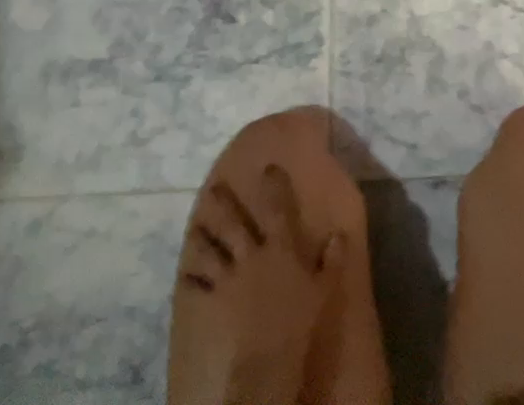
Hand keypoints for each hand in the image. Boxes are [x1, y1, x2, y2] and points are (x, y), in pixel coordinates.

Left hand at [180, 163, 346, 402]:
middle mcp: (251, 255)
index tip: (269, 167)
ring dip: (202, 235)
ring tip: (196, 224)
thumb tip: (339, 234)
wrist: (265, 358)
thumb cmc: (299, 321)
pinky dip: (190, 277)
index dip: (273, 185)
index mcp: (280, 249)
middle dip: (225, 202)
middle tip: (216, 186)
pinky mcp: (211, 298)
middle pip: (234, 223)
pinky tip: (184, 272)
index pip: (278, 209)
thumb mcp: (325, 289)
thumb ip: (333, 260)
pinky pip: (197, 284)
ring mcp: (227, 276)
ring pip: (210, 249)